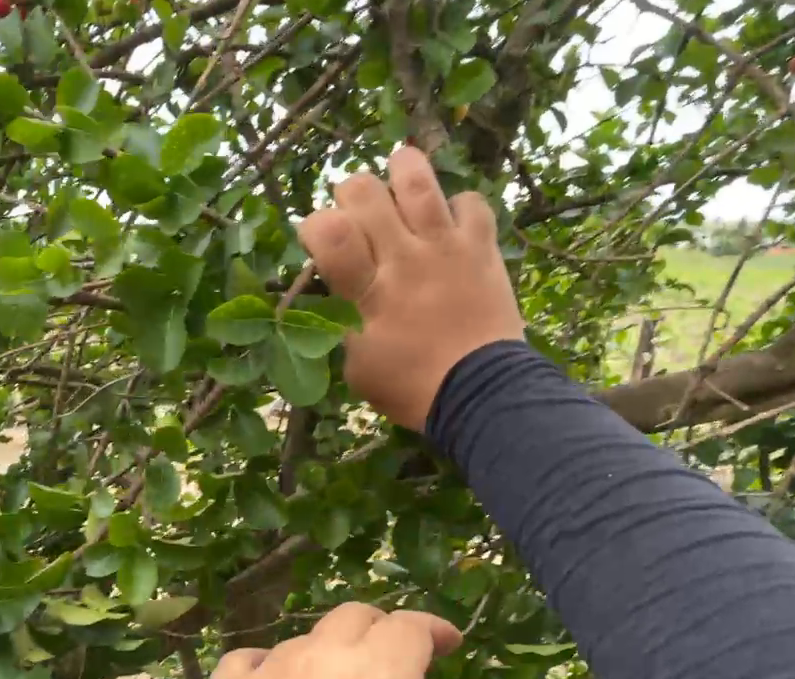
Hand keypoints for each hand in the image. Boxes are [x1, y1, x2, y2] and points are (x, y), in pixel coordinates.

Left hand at [183, 603, 494, 678]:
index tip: (447, 644)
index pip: (409, 627)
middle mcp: (319, 659)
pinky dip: (271, 668)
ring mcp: (265, 673)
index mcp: (379, 676)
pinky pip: (250, 661)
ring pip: (305, 642)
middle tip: (397, 665)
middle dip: (383, 632)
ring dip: (330, 656)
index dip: (433, 629)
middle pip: (354, 619)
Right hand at [298, 145, 526, 430]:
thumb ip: (344, 325)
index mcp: (369, 290)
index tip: (313, 238)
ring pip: (419, 181)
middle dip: (349, 192)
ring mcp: (446, 247)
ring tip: (395, 173)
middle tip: (352, 210)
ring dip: (401, 170)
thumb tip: (341, 301)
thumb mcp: (357, 366)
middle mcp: (405, 257)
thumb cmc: (410, 388)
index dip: (313, 225)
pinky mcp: (482, 248)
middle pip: (366, 192)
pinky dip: (456, 205)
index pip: (329, 233)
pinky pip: (470, 202)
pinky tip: (448, 220)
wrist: (479, 391)